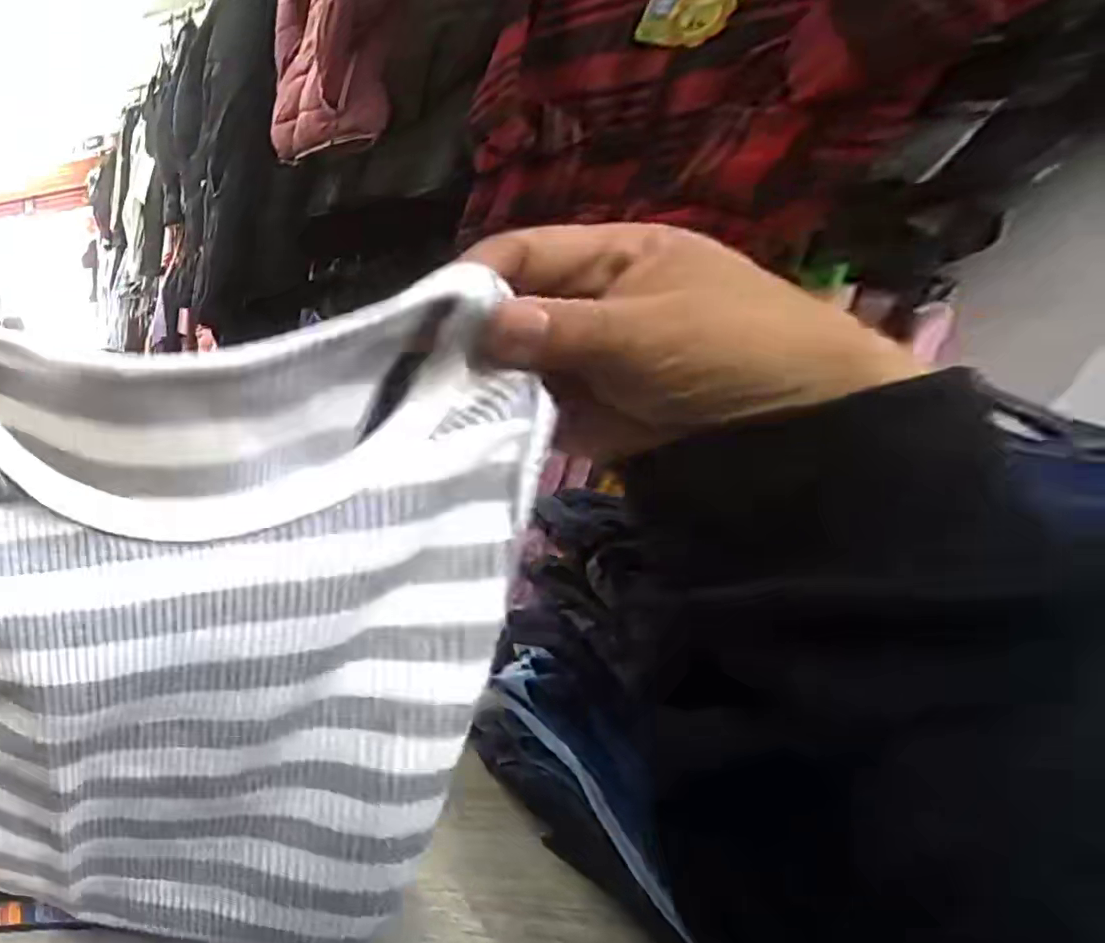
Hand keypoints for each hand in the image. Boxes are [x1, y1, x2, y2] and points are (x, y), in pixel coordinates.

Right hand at [464, 224, 926, 459]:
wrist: (783, 431)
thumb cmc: (732, 349)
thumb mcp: (647, 331)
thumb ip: (563, 329)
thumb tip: (484, 326)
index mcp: (604, 257)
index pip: (520, 253)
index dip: (473, 276)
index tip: (430, 313)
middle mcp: (573, 301)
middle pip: (498, 306)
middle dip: (461, 331)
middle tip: (418, 362)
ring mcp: (562, 354)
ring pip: (497, 357)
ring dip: (469, 375)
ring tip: (430, 395)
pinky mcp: (559, 402)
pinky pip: (510, 399)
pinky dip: (486, 408)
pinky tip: (457, 419)